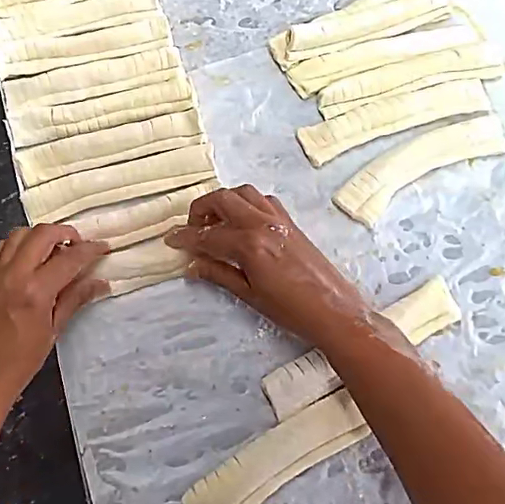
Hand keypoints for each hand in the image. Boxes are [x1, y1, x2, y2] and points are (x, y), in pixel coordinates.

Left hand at [0, 224, 107, 411]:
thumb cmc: (20, 362)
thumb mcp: (53, 331)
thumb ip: (75, 299)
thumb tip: (100, 283)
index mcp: (35, 291)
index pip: (70, 258)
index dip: (91, 250)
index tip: (103, 248)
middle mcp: (13, 274)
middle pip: (43, 233)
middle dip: (65, 233)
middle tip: (78, 245)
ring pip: (19, 234)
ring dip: (40, 236)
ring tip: (53, 250)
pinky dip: (17, 245)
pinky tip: (27, 259)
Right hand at [166, 185, 398, 351]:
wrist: (333, 309)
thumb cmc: (291, 310)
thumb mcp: (249, 295)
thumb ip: (219, 274)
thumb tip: (193, 265)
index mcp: (249, 245)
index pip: (207, 236)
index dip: (185, 238)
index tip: (170, 239)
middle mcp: (262, 224)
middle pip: (222, 200)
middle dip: (201, 210)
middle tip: (192, 229)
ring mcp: (278, 219)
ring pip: (243, 193)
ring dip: (224, 201)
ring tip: (215, 222)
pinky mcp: (290, 221)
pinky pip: (263, 200)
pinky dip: (247, 203)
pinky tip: (243, 222)